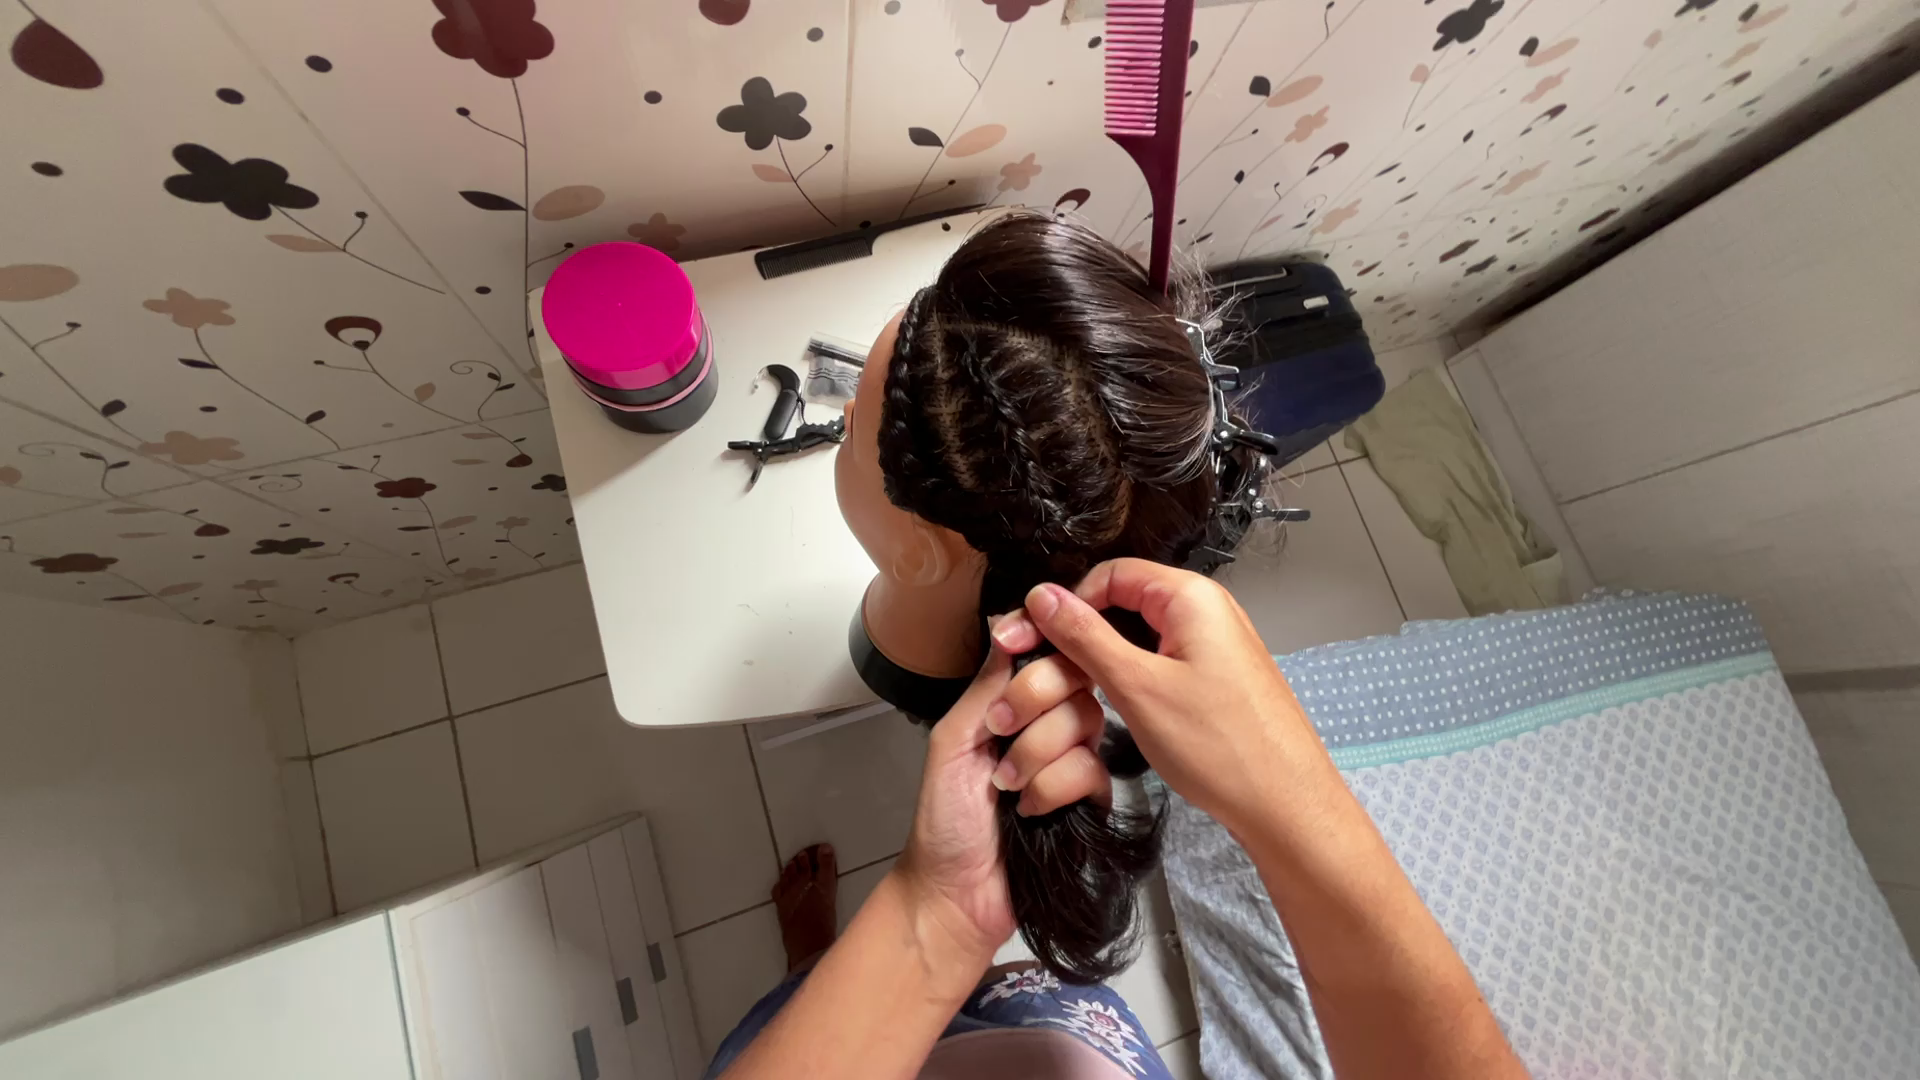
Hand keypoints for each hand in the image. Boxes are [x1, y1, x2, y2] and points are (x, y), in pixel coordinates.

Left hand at [891, 635, 1111, 966]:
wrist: (958, 892)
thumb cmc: (945, 816)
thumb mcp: (953, 740)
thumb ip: (986, 686)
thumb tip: (1006, 625)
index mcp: (1013, 701)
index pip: (1047, 650)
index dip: (1041, 644)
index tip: (1019, 647)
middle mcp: (1048, 721)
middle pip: (1073, 676)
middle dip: (1033, 703)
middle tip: (998, 734)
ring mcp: (1072, 757)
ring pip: (1085, 719)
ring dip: (1038, 753)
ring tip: (1007, 786)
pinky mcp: (1091, 797)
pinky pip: (1092, 769)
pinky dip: (1054, 788)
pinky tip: (1030, 810)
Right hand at [990, 558, 1328, 835]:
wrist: (1289, 808)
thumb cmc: (1219, 746)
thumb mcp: (1136, 686)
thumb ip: (1084, 636)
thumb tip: (1041, 595)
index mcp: (1191, 595)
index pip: (1111, 573)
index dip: (1068, 601)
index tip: (1036, 637)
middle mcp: (1207, 607)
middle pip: (1126, 598)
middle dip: (1082, 628)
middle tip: (1044, 662)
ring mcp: (1216, 641)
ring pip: (1141, 630)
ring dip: (1105, 652)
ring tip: (1077, 686)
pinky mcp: (1218, 673)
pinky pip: (1162, 655)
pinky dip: (1132, 670)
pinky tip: (1116, 699)